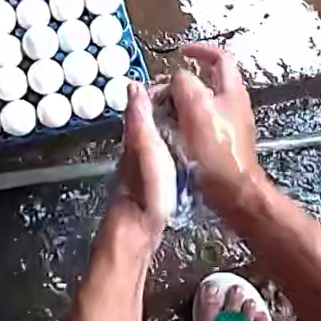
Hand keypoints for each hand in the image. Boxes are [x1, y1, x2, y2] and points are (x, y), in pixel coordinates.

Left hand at [97, 80, 174, 265]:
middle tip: (184, 102)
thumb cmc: (146, 192)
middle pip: (148, 125)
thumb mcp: (147, 149)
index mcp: (135, 141)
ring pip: (154, 143)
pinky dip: (170, 151)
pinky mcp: (151, 188)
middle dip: (164, 112)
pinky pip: (161, 160)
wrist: (137, 234)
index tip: (173, 86)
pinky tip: (179, 156)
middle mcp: (135, 154)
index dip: (156, 95)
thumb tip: (133, 85)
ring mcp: (142, 172)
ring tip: (186, 124)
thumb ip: (141, 120)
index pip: (142, 109)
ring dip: (167, 131)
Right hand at [163, 44, 264, 214]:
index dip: (200, 50)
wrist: (233, 193)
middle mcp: (233, 106)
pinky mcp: (219, 146)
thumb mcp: (196, 107)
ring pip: (198, 104)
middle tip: (159, 91)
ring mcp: (227, 127)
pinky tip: (167, 133)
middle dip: (179, 84)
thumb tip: (176, 80)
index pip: (219, 58)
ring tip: (157, 112)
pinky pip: (197, 125)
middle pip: (205, 83)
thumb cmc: (217, 153)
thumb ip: (184, 84)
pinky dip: (180, 123)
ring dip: (176, 104)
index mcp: (232, 91)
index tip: (181, 52)